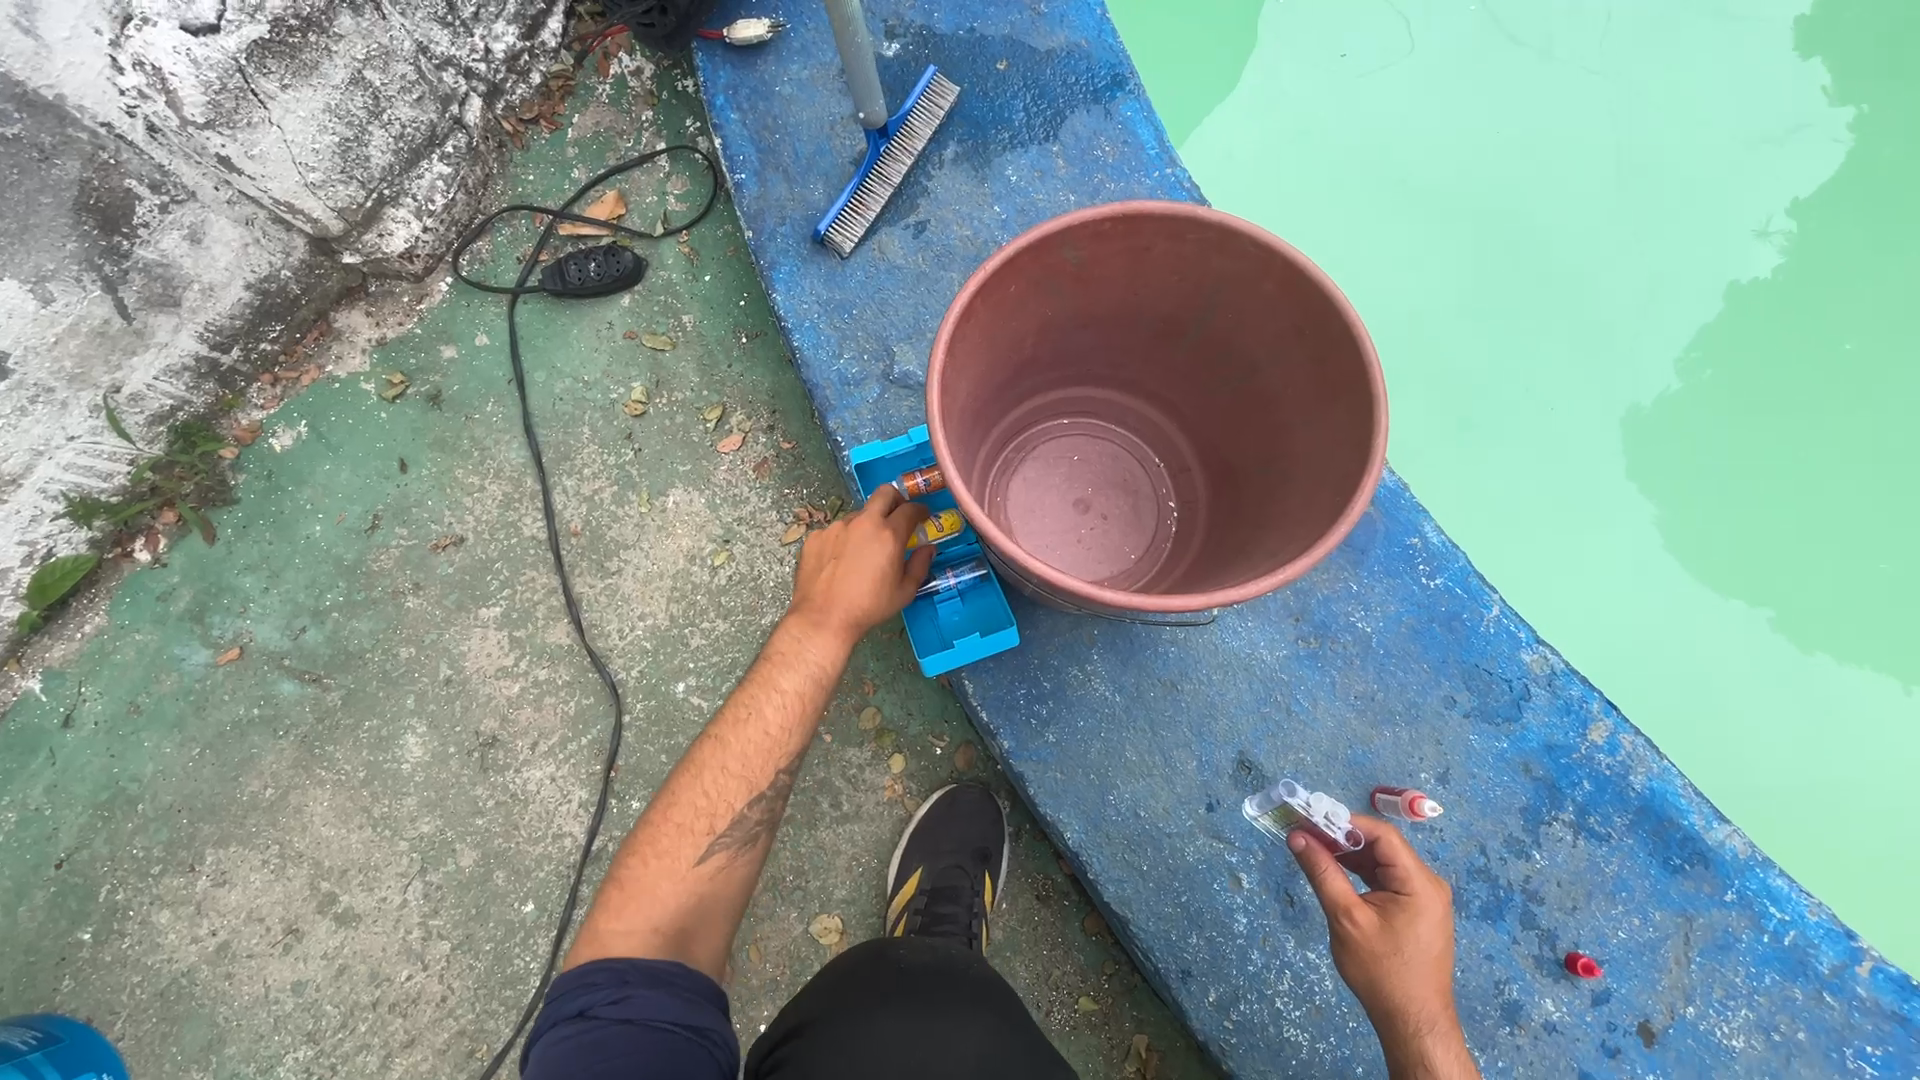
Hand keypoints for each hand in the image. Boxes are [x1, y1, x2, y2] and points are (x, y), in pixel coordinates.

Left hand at [784, 486, 935, 650]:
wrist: (823, 617)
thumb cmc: (869, 607)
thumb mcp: (904, 592)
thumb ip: (920, 565)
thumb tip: (928, 549)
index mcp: (889, 534)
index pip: (910, 509)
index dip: (920, 510)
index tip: (922, 516)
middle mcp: (863, 523)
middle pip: (884, 493)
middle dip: (896, 499)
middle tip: (898, 516)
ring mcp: (836, 527)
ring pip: (858, 514)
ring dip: (867, 524)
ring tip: (864, 550)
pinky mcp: (816, 536)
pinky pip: (835, 530)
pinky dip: (844, 539)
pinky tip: (840, 561)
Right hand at [1289, 816, 1479, 1079]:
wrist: (1412, 1021)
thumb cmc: (1381, 970)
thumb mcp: (1345, 917)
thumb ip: (1322, 871)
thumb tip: (1298, 836)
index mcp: (1419, 881)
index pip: (1381, 834)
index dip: (1344, 821)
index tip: (1309, 819)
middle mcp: (1427, 883)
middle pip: (1381, 845)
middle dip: (1342, 837)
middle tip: (1305, 834)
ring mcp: (1423, 897)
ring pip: (1381, 862)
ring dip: (1349, 855)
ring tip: (1313, 850)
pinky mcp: (1415, 910)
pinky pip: (1385, 879)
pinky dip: (1359, 873)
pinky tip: (1334, 872)